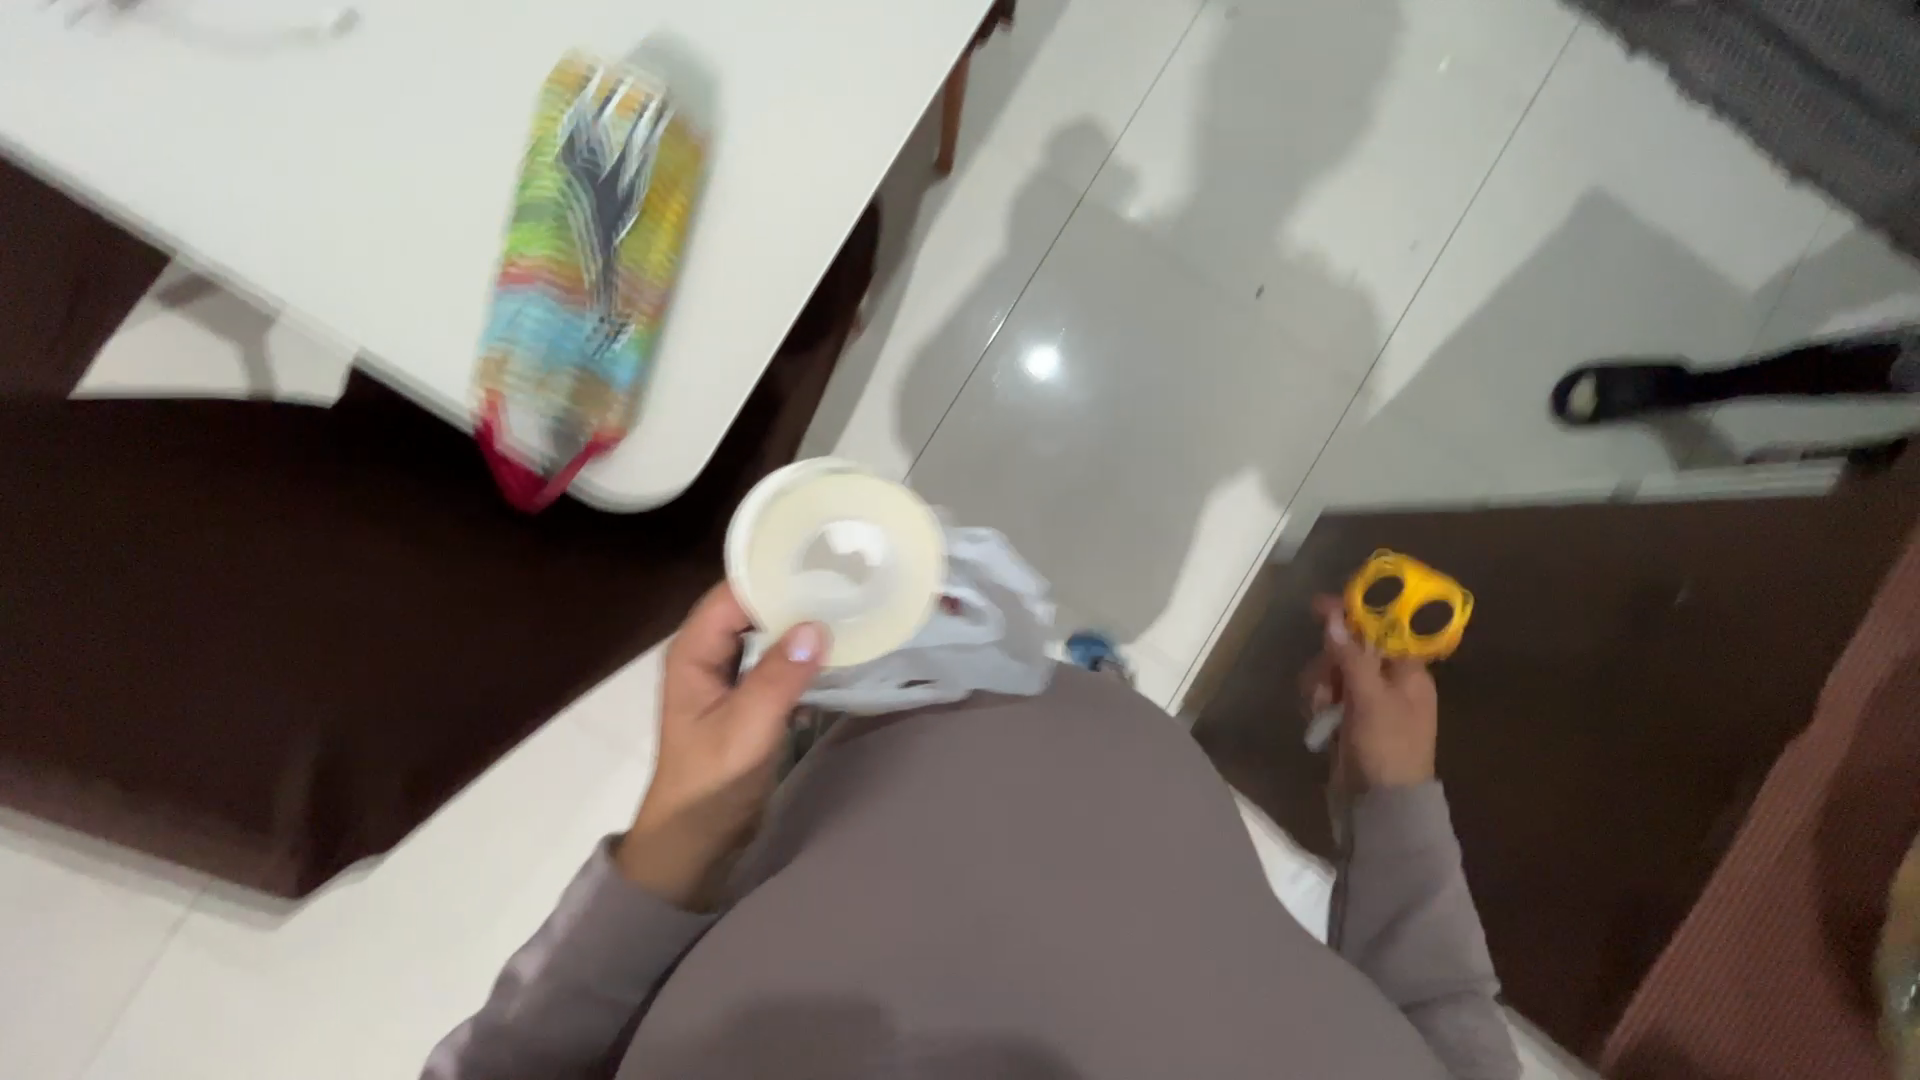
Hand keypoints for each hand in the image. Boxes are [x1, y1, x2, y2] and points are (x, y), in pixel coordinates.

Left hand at [616, 583, 826, 908]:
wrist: (696, 841)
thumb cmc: (710, 785)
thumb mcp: (745, 730)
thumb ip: (778, 677)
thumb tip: (817, 626)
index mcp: (693, 651)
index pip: (734, 593)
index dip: (772, 573)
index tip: (821, 559)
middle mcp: (709, 652)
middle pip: (753, 605)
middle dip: (794, 591)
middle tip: (847, 577)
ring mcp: (729, 673)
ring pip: (768, 630)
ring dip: (802, 620)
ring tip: (849, 602)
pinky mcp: (749, 693)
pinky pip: (778, 656)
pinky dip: (804, 649)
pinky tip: (838, 644)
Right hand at [1302, 595, 1437, 789]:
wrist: (1380, 804)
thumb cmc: (1387, 748)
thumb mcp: (1370, 699)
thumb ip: (1351, 656)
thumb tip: (1333, 616)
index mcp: (1407, 672)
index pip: (1382, 628)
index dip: (1355, 614)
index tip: (1321, 606)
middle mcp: (1388, 680)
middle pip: (1349, 647)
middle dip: (1329, 661)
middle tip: (1326, 682)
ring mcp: (1366, 699)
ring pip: (1331, 669)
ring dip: (1319, 684)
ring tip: (1321, 709)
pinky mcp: (1346, 717)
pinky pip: (1324, 692)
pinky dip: (1316, 701)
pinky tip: (1317, 719)